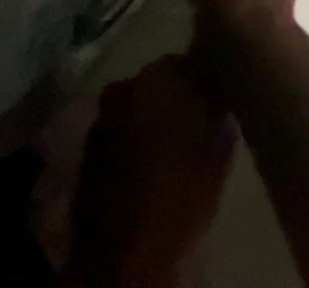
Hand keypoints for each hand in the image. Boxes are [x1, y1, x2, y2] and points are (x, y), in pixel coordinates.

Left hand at [68, 56, 234, 286]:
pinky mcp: (90, 142)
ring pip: (137, 104)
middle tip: (196, 121)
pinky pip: (120, 127)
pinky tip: (147, 163)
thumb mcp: (217, 152)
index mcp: (160, 78)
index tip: (215, 98)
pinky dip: (133, 137)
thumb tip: (218, 97)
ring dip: (152, 116)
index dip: (203, 80)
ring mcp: (104, 113)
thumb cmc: (180, 194)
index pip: (189, 63)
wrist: (124, 245)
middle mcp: (126, 85)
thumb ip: (216, 113)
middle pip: (160, 81)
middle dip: (176, 96)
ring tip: (171, 146)